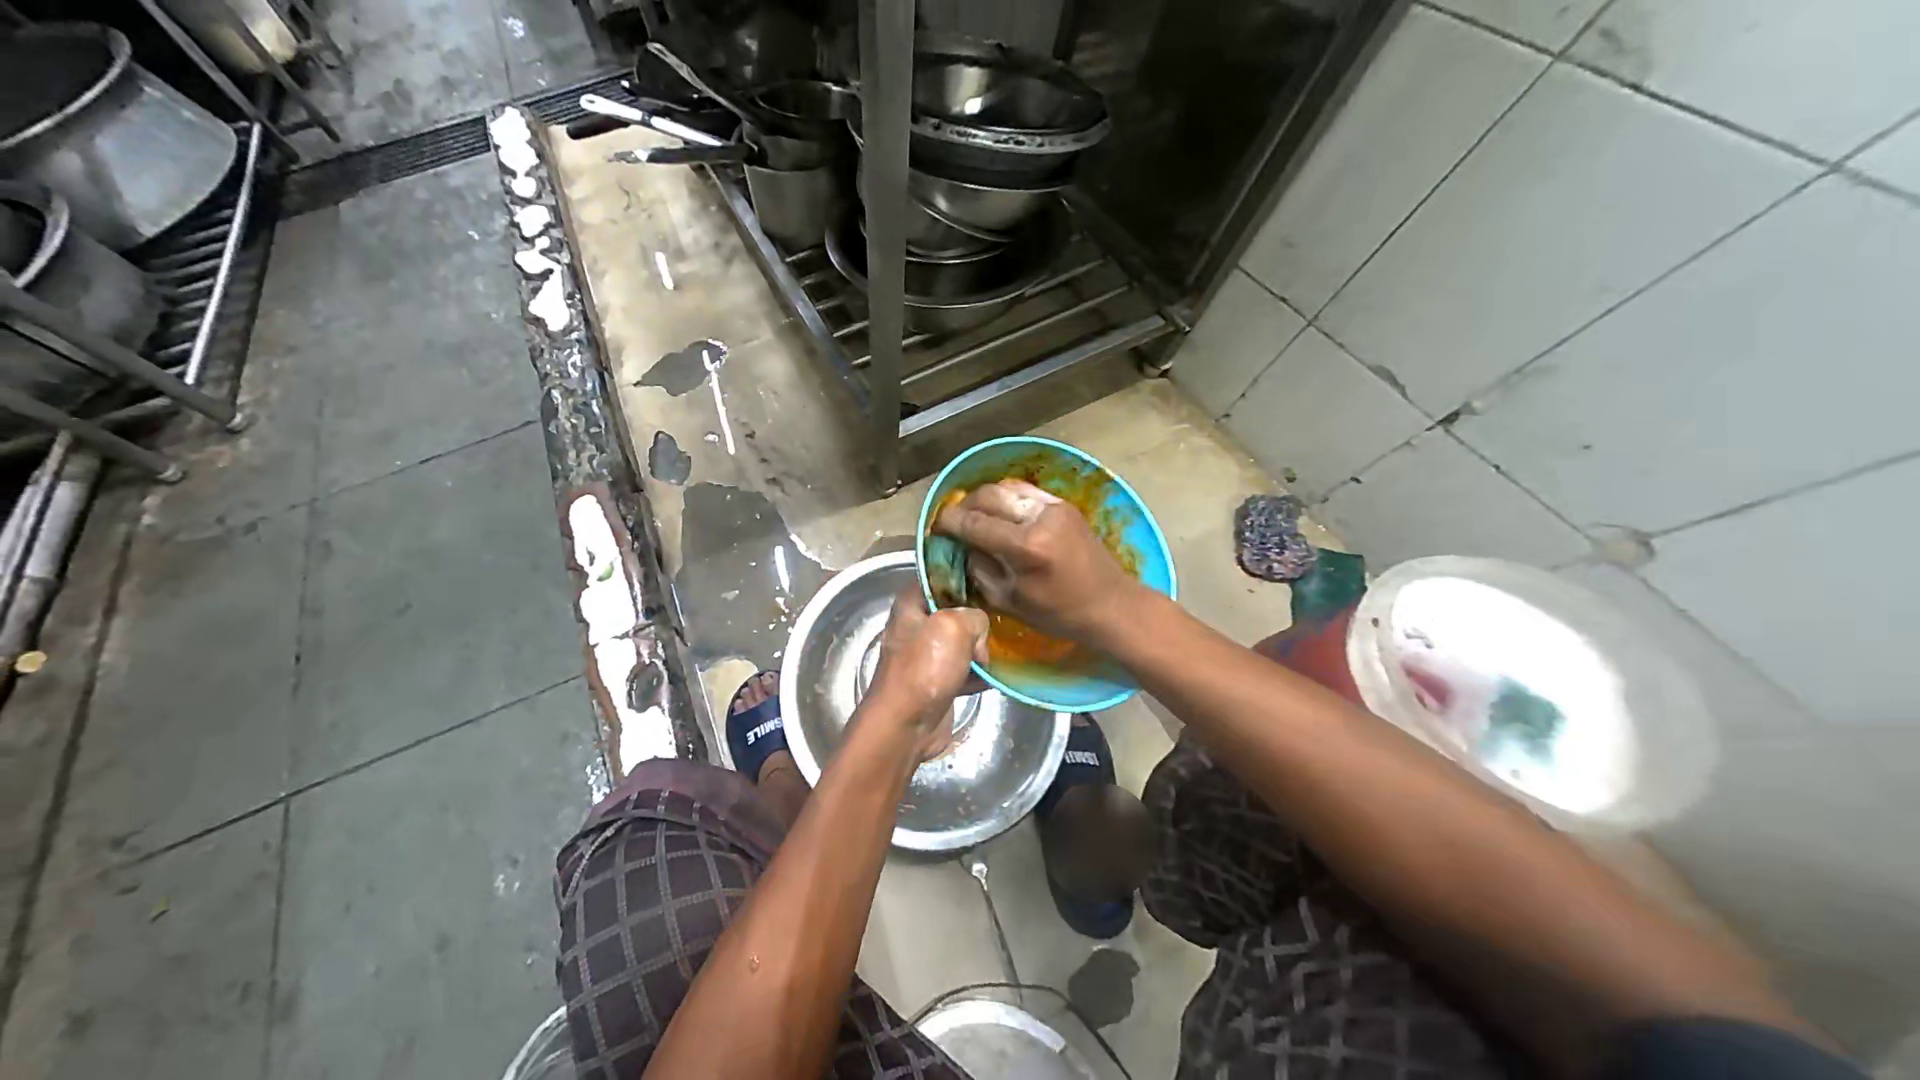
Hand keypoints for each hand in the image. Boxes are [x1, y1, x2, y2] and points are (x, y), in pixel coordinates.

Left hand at [866, 590, 989, 761]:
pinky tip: (994, 676)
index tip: (994, 585)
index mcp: (911, 602)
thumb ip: (975, 615)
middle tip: (996, 627)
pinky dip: (980, 673)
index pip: (943, 577)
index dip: (968, 579)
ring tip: (995, 654)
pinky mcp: (938, 681)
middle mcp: (916, 625)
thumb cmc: (924, 668)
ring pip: (964, 641)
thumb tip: (980, 633)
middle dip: (979, 620)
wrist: (906, 725)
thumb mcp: (955, 625)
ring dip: (982, 649)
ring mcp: (927, 655)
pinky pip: (966, 669)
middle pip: (958, 611)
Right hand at [933, 480, 1141, 642]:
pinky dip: (1006, 498)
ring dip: (984, 499)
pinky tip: (999, 513)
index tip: (936, 526)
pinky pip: (1025, 492)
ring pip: (1006, 488)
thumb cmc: (1059, 613)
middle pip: (987, 496)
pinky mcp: (1064, 505)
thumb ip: (980, 570)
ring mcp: (1054, 507)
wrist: (1111, 604)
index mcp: (1026, 548)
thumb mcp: (1009, 601)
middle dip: (964, 506)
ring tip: (974, 515)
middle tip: (953, 520)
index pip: (975, 523)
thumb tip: (962, 547)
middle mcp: (1039, 519)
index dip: (949, 522)